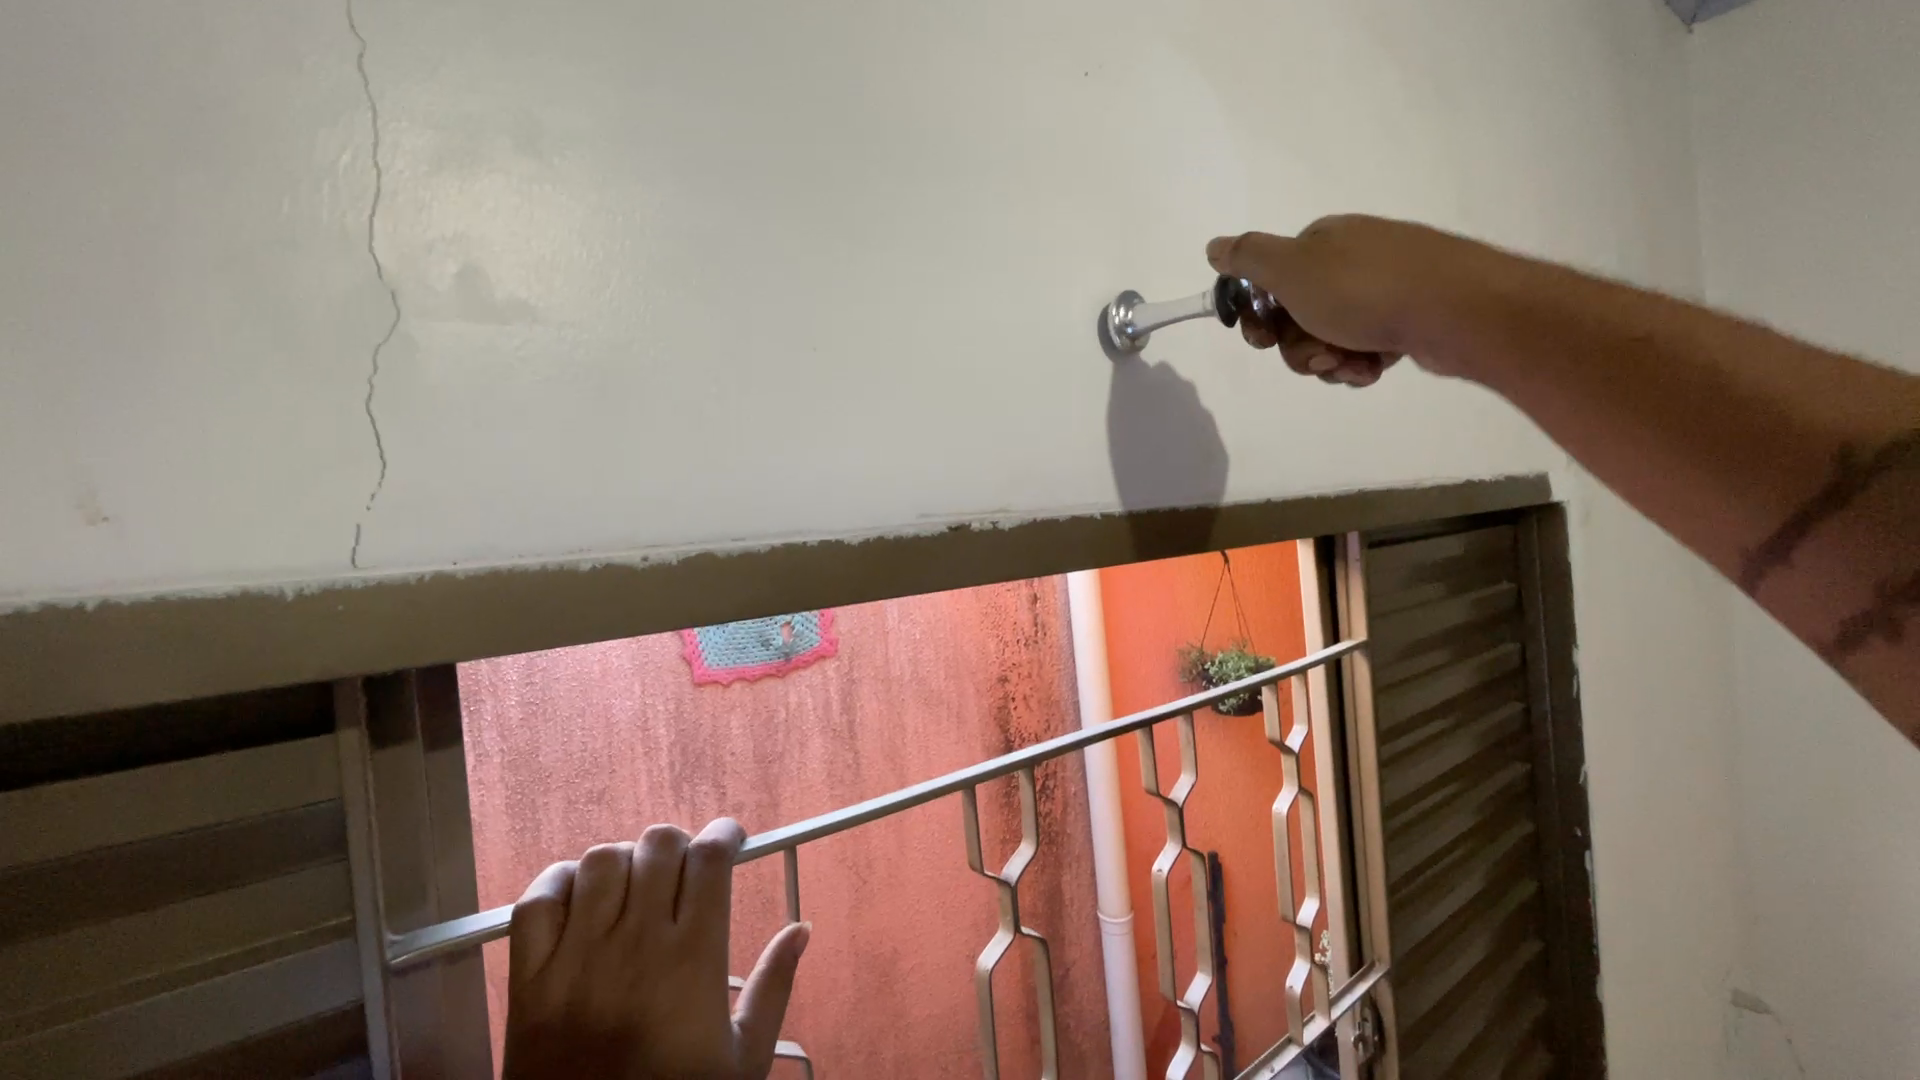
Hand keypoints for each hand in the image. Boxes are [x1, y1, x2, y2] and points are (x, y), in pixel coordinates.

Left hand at [502, 819, 810, 1079]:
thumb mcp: (744, 1057)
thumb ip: (775, 986)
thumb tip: (801, 929)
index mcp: (695, 957)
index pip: (710, 857)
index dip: (724, 835)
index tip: (730, 841)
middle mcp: (638, 942)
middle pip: (659, 844)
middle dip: (679, 845)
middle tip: (683, 868)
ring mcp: (578, 957)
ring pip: (602, 860)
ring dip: (624, 861)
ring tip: (633, 883)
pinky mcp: (530, 978)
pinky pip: (538, 900)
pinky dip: (559, 883)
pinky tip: (579, 894)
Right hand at [1206, 215, 1495, 386]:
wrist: (1456, 310)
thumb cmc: (1365, 289)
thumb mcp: (1292, 269)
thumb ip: (1248, 258)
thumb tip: (1214, 246)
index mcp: (1322, 242)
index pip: (1268, 282)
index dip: (1258, 317)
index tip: (1262, 340)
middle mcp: (1350, 260)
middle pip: (1294, 317)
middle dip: (1297, 345)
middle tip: (1317, 355)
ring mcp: (1381, 289)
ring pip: (1327, 338)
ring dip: (1329, 359)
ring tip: (1351, 363)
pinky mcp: (1406, 318)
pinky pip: (1363, 347)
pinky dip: (1360, 363)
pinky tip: (1374, 367)